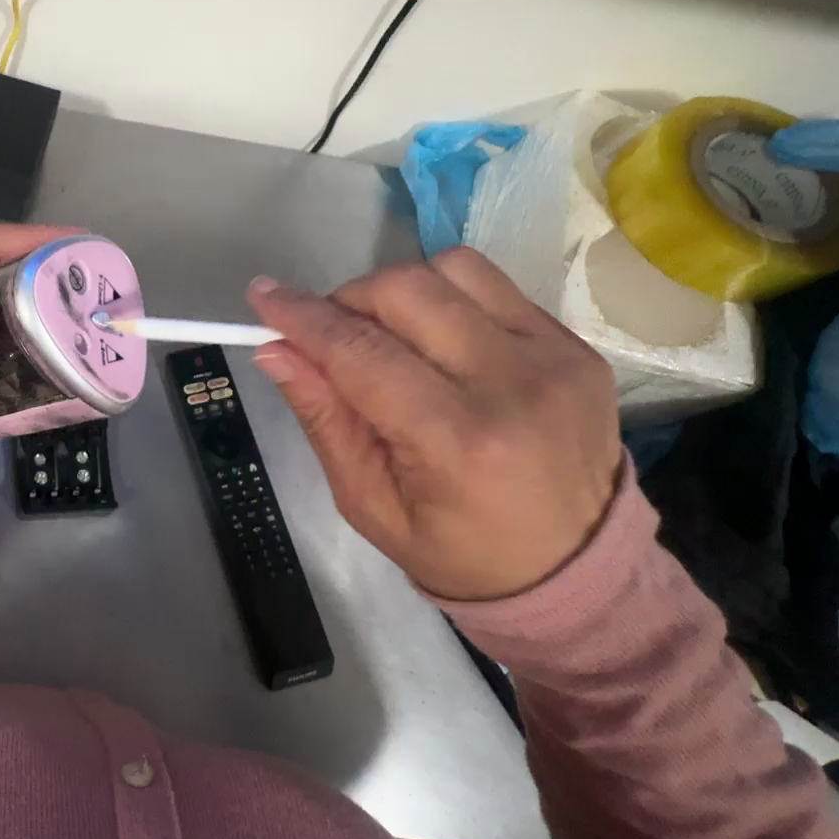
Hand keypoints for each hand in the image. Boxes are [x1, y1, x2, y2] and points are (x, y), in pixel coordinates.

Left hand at [0, 223, 80, 443]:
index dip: (22, 239)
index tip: (66, 244)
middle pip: (7, 280)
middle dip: (48, 277)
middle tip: (94, 284)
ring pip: (18, 320)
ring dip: (51, 318)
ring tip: (94, 322)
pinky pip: (17, 360)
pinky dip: (43, 359)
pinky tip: (72, 364)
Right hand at [247, 247, 620, 600]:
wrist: (576, 569)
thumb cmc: (454, 549)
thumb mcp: (366, 500)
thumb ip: (322, 417)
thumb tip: (275, 349)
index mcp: (457, 441)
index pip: (361, 352)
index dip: (303, 317)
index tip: (262, 295)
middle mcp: (513, 385)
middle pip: (405, 291)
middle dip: (348, 300)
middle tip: (330, 336)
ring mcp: (555, 358)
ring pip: (452, 270)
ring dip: (400, 292)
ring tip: (388, 336)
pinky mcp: (576, 346)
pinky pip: (493, 287)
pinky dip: (446, 301)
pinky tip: (438, 344)